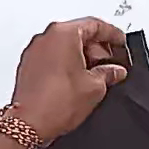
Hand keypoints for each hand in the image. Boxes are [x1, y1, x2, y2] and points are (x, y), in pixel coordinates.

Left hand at [9, 18, 128, 140]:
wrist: (29, 124)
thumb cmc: (55, 103)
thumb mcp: (95, 86)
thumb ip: (109, 73)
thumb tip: (115, 71)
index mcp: (63, 34)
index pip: (94, 25)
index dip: (112, 34)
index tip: (120, 42)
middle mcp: (46, 38)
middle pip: (78, 33)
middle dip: (97, 48)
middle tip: (111, 63)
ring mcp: (34, 51)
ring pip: (65, 46)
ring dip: (82, 56)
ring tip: (96, 75)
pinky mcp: (28, 66)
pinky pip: (53, 57)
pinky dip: (66, 64)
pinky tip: (77, 81)